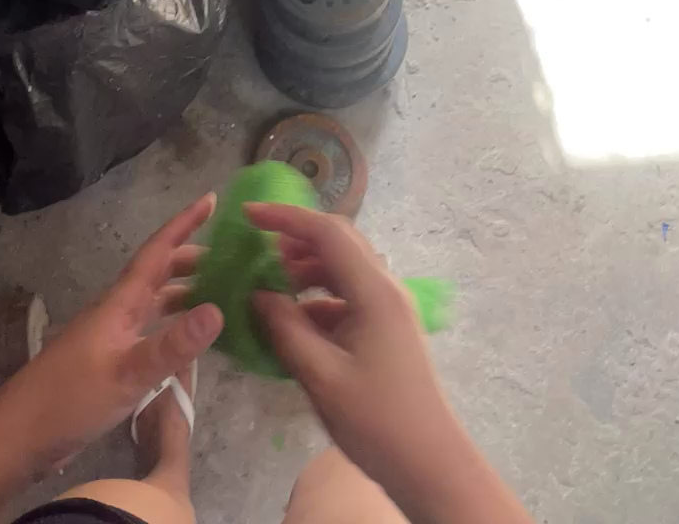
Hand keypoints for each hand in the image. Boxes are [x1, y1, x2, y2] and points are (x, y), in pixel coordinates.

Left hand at [0, 193, 223, 466]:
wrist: (19, 436)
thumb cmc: (70, 398)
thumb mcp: (128, 372)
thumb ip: (172, 345)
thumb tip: (218, 310)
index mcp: (121, 302)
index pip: (158, 251)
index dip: (184, 224)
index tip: (211, 199)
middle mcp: (118, 310)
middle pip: (158, 272)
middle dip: (191, 257)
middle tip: (229, 258)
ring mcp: (113, 335)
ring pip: (155, 300)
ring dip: (185, 290)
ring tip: (219, 292)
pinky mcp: (111, 360)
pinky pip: (151, 327)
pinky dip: (174, 323)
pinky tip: (188, 339)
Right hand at [249, 203, 528, 523]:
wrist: (430, 464)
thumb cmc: (377, 420)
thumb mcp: (321, 376)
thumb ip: (286, 329)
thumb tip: (258, 295)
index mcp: (373, 289)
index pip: (327, 232)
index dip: (285, 218)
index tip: (248, 215)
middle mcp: (384, 286)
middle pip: (337, 241)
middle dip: (295, 238)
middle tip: (256, 247)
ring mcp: (388, 305)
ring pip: (341, 266)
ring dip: (305, 267)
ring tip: (269, 284)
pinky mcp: (385, 325)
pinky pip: (346, 292)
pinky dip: (317, 295)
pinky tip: (292, 318)